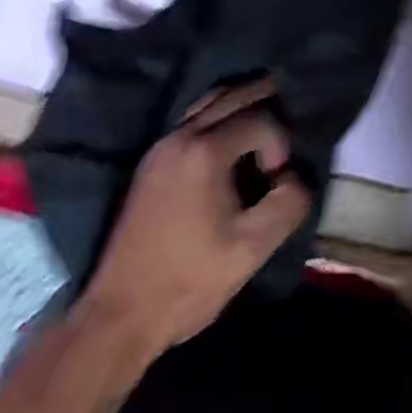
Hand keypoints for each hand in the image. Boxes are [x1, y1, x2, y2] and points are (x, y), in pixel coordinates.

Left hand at [78, 78, 309, 353]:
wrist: (118, 316)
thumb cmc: (188, 280)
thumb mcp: (253, 248)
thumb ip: (288, 203)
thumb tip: (292, 179)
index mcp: (204, 152)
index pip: (259, 119)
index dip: (279, 141)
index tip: (277, 179)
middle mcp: (179, 138)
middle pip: (230, 96)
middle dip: (264, 96)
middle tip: (290, 101)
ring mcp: (159, 149)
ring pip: (206, 103)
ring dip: (238, 102)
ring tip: (265, 111)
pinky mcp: (150, 164)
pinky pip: (191, 120)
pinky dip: (217, 115)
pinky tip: (231, 135)